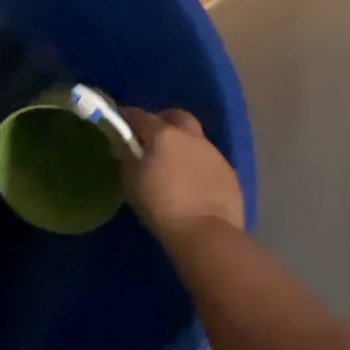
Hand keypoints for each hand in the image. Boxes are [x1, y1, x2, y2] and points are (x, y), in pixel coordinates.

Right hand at [120, 107, 243, 239]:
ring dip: (183, 146)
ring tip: (172, 166)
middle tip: (151, 138)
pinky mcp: (230, 175)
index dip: (127, 117)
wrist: (207, 233)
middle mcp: (191, 137)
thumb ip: (126, 157)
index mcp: (163, 134)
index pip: (140, 115)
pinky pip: (209, 161)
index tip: (118, 124)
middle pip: (176, 117)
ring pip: (195, 140)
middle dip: (163, 121)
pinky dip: (197, 165)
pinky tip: (191, 183)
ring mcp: (214, 155)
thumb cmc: (161, 204)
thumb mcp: (131, 181)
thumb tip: (124, 146)